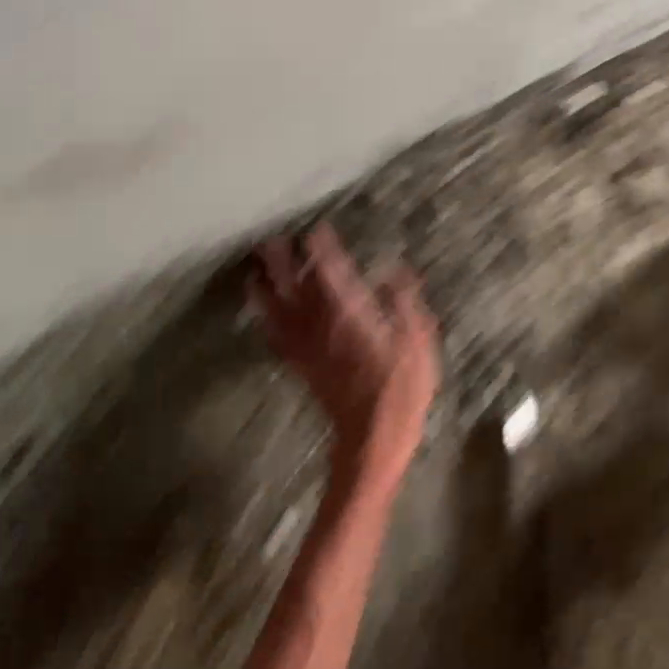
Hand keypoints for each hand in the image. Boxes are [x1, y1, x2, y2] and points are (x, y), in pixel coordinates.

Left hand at [250, 223, 440, 473]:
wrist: (372, 439)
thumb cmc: (401, 389)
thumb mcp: (417, 342)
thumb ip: (403, 303)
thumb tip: (394, 271)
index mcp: (351, 316)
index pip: (332, 275)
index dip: (322, 251)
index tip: (315, 230)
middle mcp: (323, 328)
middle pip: (296, 289)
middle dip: (282, 264)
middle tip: (270, 241)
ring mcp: (309, 350)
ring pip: (279, 314)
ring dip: (265, 292)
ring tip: (252, 275)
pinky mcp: (303, 370)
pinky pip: (278, 341)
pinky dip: (267, 325)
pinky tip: (263, 319)